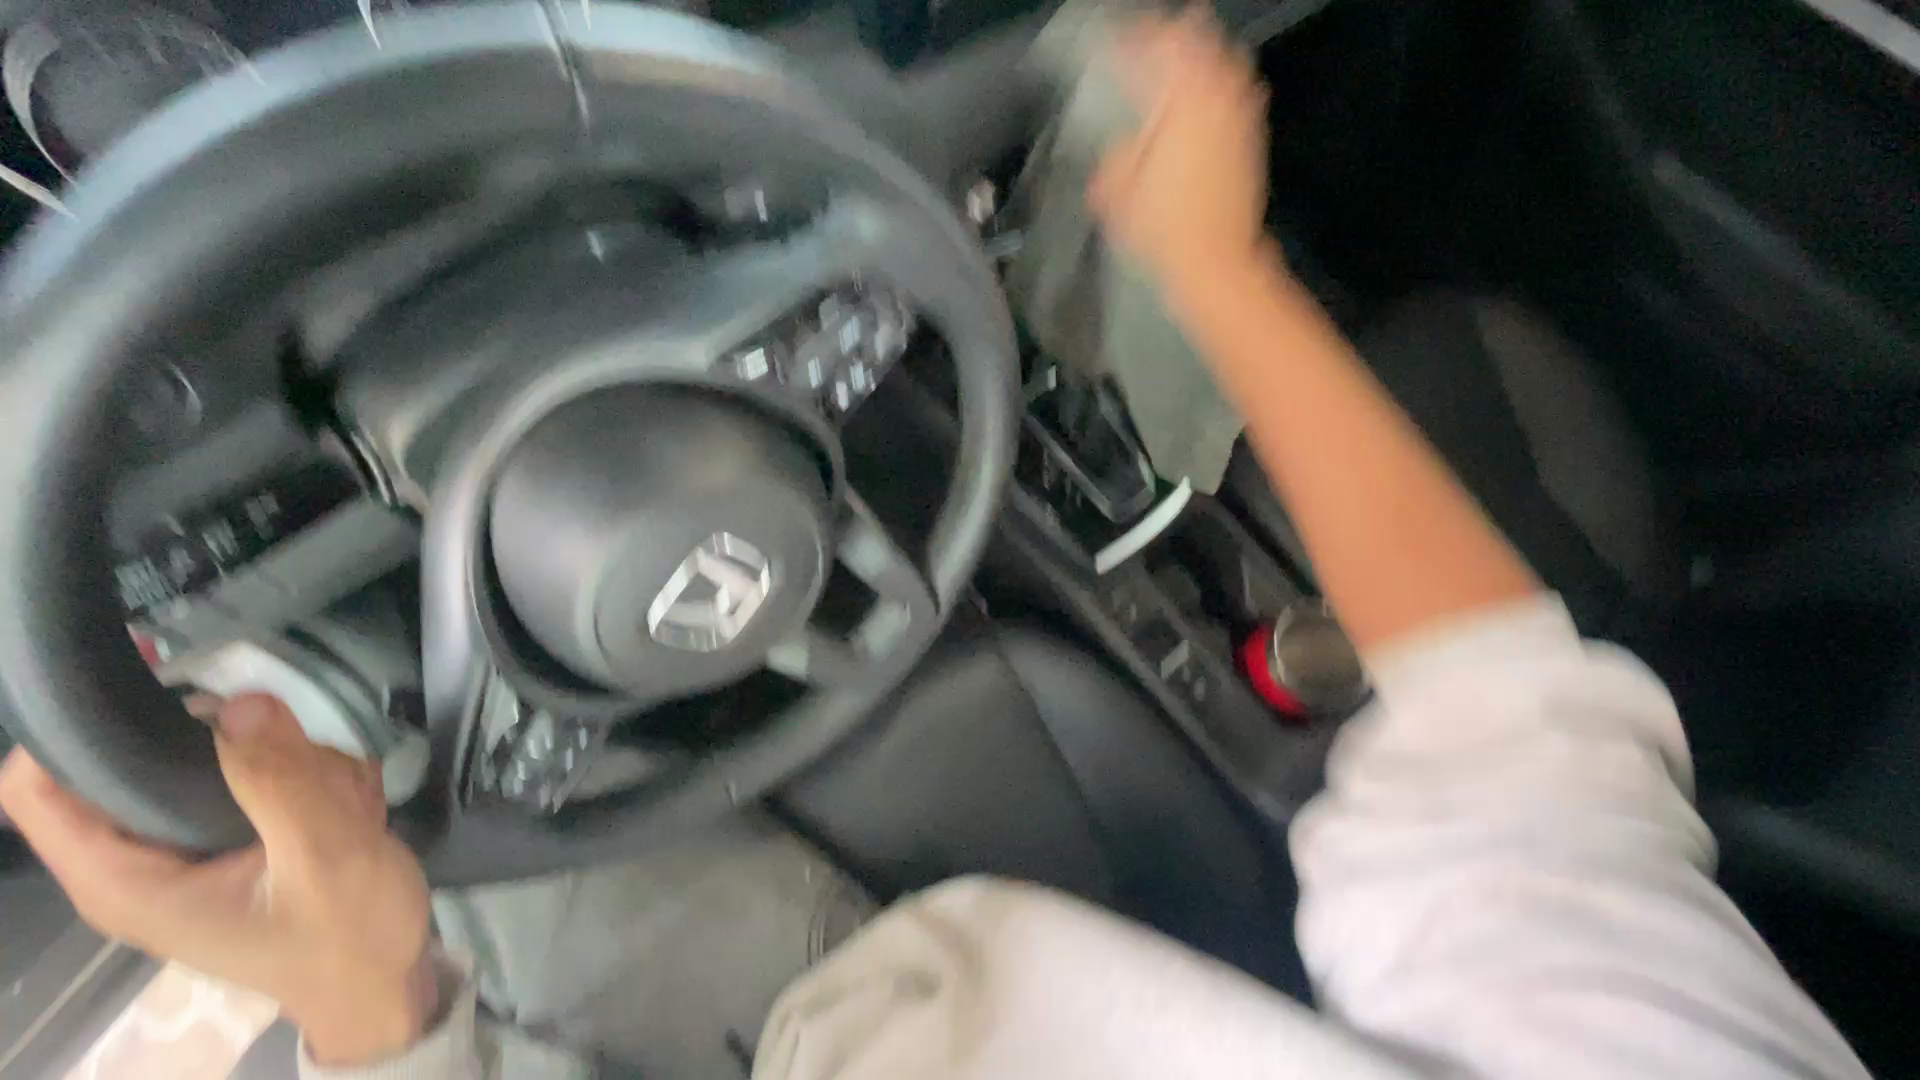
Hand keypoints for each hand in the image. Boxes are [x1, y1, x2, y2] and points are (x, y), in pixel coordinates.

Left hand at [0, 695, 434, 1067]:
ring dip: (299, 766)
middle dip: (242, 745)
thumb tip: (240, 702)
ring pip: (229, 761)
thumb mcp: (325, 859)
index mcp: (128, 878)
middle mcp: (150, 857)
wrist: (390, 981)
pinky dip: (318, 780)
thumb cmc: (347, 936)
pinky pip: (271, 778)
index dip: (78, 728)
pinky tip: (354, 810)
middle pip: (156, 758)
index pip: (41, 790)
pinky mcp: (249, 839)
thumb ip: (282, 782)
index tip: (160, 675)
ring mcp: (204, 846)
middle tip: (310, 763)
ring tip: (347, 803)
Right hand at [1088, 10, 1271, 284]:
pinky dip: (1222, 87)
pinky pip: (1239, 95)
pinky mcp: (1252, 140)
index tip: (1115, 38)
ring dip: (1203, 55)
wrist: (1214, 262)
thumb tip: (1118, 149)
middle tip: (1154, 35)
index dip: (1130, 39)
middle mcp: (1214, 98)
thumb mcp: (1114, 195)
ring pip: (1225, 63)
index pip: (1151, 49)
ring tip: (1185, 57)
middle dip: (1173, 34)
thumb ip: (1114, 158)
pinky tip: (1210, 99)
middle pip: (1196, 42)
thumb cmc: (1165, 230)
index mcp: (1177, 101)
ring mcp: (1239, 117)